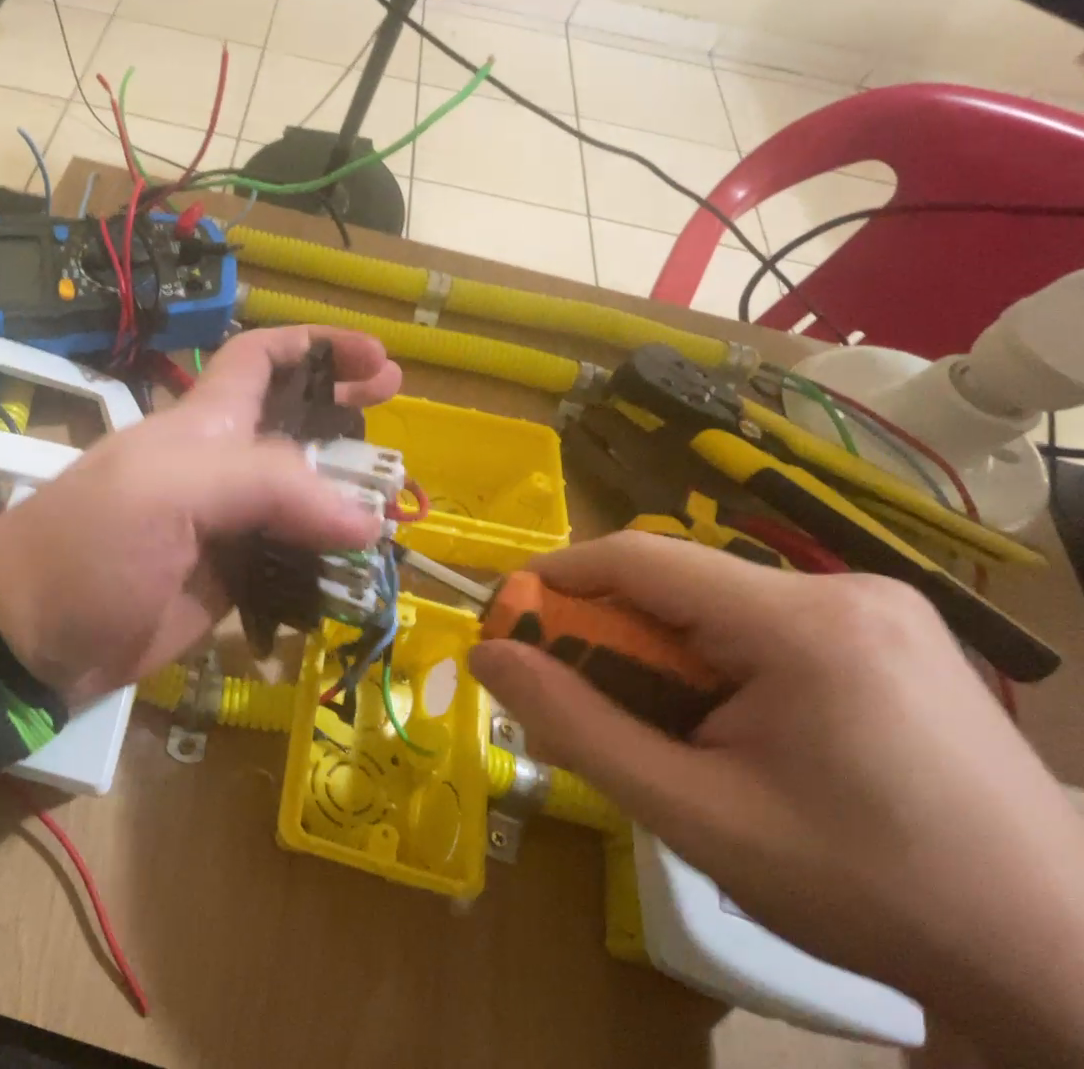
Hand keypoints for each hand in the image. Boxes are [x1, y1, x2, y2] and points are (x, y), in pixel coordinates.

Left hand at [0, 325, 400, 705]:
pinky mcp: (227, 586)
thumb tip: (364, 519)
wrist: (34, 636)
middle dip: (347, 422)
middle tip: (402, 439)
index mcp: (202, 427)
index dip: (318, 347)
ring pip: (302, 505)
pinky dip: (326, 569)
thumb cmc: (92, 547)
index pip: (261, 361)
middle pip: (295, 431)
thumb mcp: (169, 491)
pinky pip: (291, 567)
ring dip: (347, 507)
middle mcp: (219, 471)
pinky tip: (357, 578)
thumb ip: (267, 488)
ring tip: (393, 518)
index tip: (380, 358)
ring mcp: (225, 531)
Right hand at [468, 532, 1083, 1062]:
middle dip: (607, 641)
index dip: (551, 585)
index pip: (636, 558)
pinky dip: (710, 670)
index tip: (502, 636)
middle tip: (578, 714)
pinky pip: (759, 630)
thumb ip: (576, 725)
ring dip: (658, 662)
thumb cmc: (860, 887)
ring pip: (713, 609)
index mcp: (801, 622)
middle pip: (675, 586)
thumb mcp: (690, 811)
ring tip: (656, 742)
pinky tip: (722, 736)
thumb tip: (486, 656)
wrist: (1052, 956)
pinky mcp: (891, 641)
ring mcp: (879, 611)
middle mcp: (844, 590)